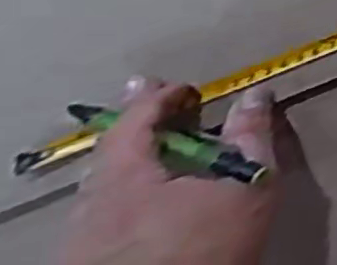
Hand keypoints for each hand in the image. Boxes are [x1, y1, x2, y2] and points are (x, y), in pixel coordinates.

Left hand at [62, 78, 277, 264]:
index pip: (132, 125)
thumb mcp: (247, 185)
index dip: (158, 99)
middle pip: (108, 155)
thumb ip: (250, 135)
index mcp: (125, 184)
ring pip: (102, 188)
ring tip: (156, 145)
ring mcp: (81, 246)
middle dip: (136, 124)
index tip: (187, 88)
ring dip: (131, 158)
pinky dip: (126, 189)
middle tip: (155, 97)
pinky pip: (102, 214)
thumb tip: (254, 94)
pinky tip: (147, 195)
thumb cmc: (209, 249)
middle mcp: (91, 211)